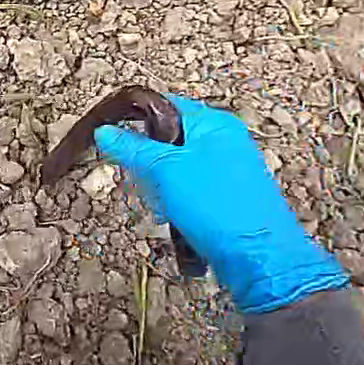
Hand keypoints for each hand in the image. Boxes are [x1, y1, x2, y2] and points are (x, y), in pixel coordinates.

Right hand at [93, 95, 347, 313]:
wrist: (258, 259)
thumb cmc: (219, 206)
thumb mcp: (165, 170)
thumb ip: (132, 148)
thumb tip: (105, 131)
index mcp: (214, 124)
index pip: (165, 106)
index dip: (135, 118)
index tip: (113, 136)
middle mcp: (222, 142)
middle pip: (166, 140)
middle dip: (147, 162)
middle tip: (143, 179)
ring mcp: (224, 171)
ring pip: (173, 168)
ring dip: (159, 186)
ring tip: (162, 204)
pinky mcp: (222, 198)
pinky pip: (186, 190)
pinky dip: (174, 202)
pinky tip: (173, 216)